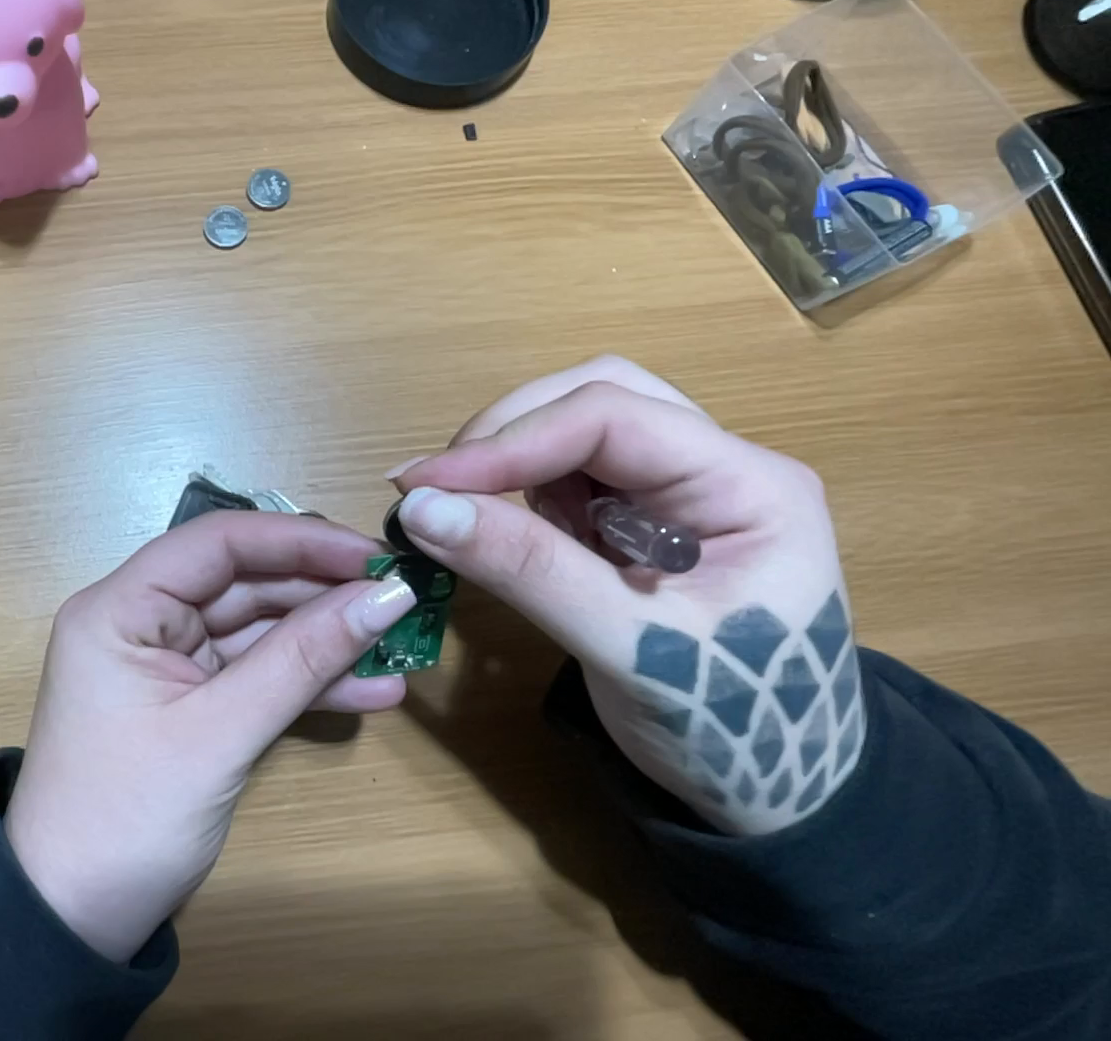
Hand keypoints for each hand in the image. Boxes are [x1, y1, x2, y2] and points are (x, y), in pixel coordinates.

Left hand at [4, 512, 416, 961]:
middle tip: (402, 597)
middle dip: (321, 591)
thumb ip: (301, 660)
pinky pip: (255, 674)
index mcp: (120, 606)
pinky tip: (372, 691)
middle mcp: (141, 620)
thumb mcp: (219, 733)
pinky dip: (307, 682)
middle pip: (243, 582)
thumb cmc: (128, 817)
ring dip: (325, 640)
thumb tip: (387, 596)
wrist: (74, 918)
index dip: (298, 540)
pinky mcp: (190, 701)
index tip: (373, 555)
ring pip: (257, 629)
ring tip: (402, 645)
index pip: (217, 543)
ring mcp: (168, 662)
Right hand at [388, 356, 863, 834]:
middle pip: (598, 397)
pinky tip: (499, 533)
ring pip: (576, 428)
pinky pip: (565, 476)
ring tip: (462, 515)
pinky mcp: (637, 519)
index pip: (611, 418)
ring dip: (508, 461)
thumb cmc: (725, 724)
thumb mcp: (626, 648)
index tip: (420, 487)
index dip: (508, 443)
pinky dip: (517, 491)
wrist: (766, 789)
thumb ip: (527, 569)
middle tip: (435, 486)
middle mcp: (713, 467)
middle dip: (508, 434)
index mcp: (745, 485)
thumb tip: (419, 508)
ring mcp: (675, 491)